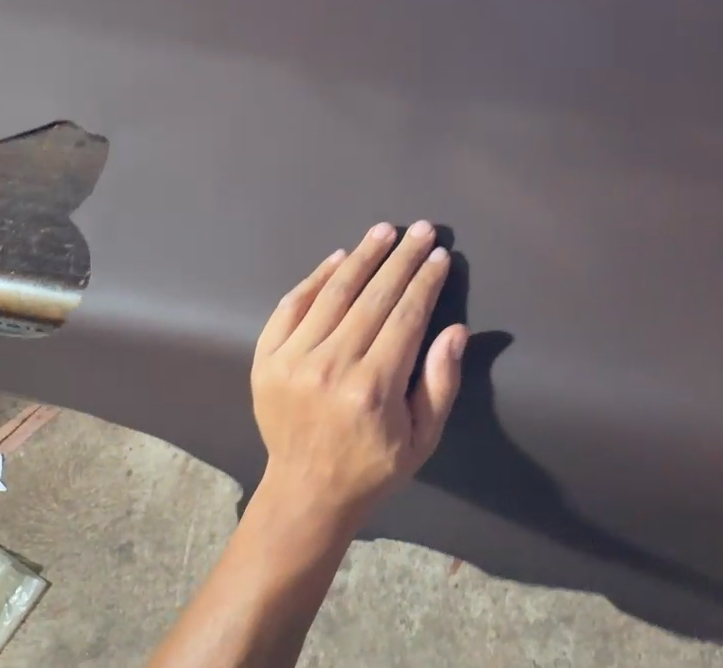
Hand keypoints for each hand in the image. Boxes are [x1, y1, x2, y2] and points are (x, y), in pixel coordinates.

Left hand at [250, 220, 468, 526]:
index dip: (425, 282)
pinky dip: (316, 278)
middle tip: (421, 230)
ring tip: (384, 231)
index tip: (439, 256)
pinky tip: (340, 257)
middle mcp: (331, 367)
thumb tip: (456, 330)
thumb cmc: (373, 466)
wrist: (305, 493)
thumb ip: (441, 382)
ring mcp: (293, 360)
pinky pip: (292, 305)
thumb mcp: (423, 438)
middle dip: (402, 258)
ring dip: (363, 256)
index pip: (406, 316)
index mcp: (374, 388)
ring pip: (334, 293)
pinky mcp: (266, 359)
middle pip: (374, 296)